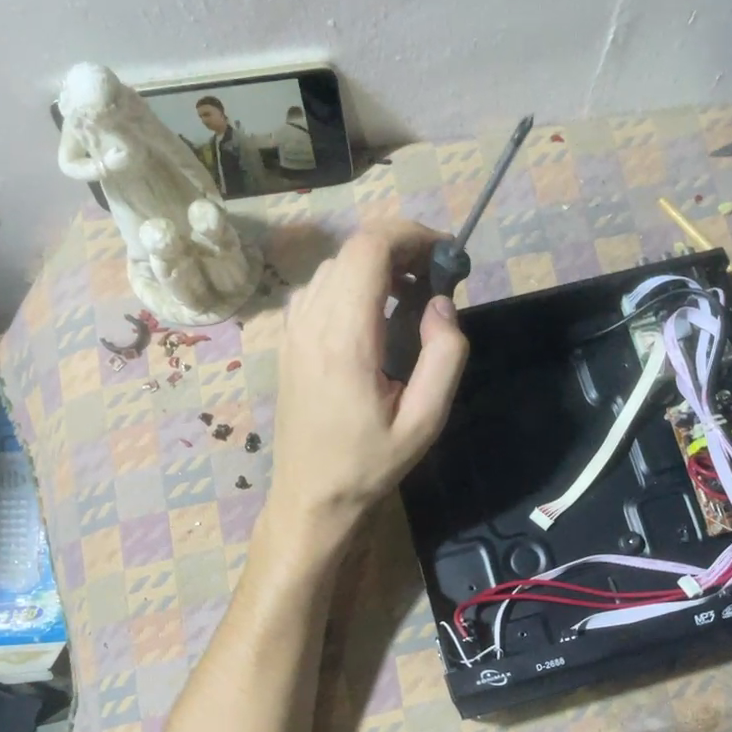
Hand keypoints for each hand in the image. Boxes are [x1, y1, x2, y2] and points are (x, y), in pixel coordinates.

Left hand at [265, 222, 468, 544]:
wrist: (310, 496)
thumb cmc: (369, 465)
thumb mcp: (425, 421)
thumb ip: (444, 356)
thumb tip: (442, 304)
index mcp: (345, 339)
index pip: (369, 249)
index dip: (409, 235)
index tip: (443, 254)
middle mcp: (311, 323)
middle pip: (352, 250)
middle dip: (397, 248)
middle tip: (433, 279)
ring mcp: (292, 330)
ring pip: (333, 267)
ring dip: (373, 266)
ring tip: (407, 297)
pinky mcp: (287, 342)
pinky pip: (317, 290)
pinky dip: (349, 285)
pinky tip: (371, 317)